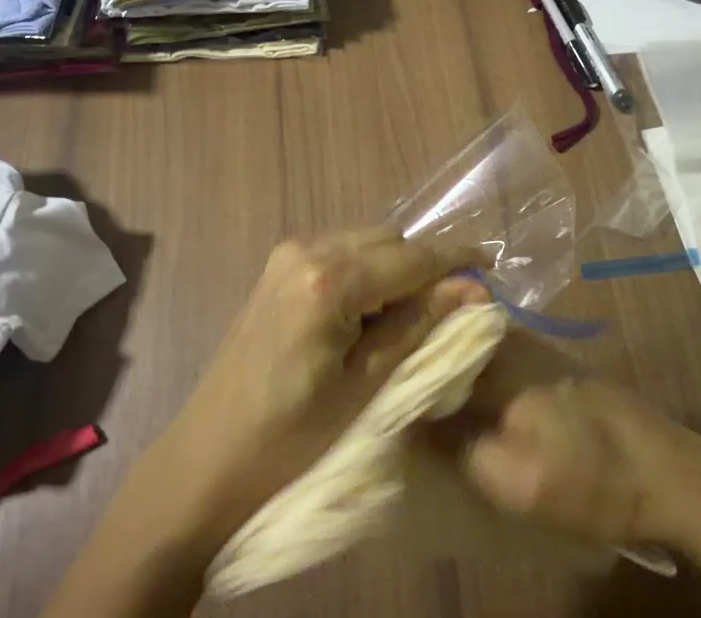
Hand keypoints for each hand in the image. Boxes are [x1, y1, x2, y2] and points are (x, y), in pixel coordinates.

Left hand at [148, 227, 486, 541]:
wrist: (208, 460)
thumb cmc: (290, 438)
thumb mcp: (365, 386)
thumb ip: (418, 326)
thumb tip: (472, 288)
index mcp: (328, 280)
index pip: (410, 256)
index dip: (455, 260)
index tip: (493, 268)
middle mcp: (305, 250)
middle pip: (387, 240)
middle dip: (423, 266)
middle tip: (452, 308)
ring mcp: (284, 257)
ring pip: (364, 243)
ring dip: (395, 269)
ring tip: (413, 316)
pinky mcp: (275, 272)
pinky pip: (338, 255)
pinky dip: (366, 274)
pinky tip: (371, 314)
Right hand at [425, 333, 694, 547]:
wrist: (677, 478)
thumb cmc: (592, 481)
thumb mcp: (513, 480)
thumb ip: (456, 448)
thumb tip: (408, 423)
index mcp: (504, 364)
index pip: (435, 349)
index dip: (406, 368)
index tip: (384, 389)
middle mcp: (522, 344)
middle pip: (457, 342)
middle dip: (428, 365)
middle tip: (402, 396)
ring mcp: (547, 354)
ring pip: (481, 351)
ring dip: (455, 372)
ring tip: (431, 403)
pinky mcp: (564, 370)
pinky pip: (505, 362)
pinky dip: (482, 379)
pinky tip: (478, 405)